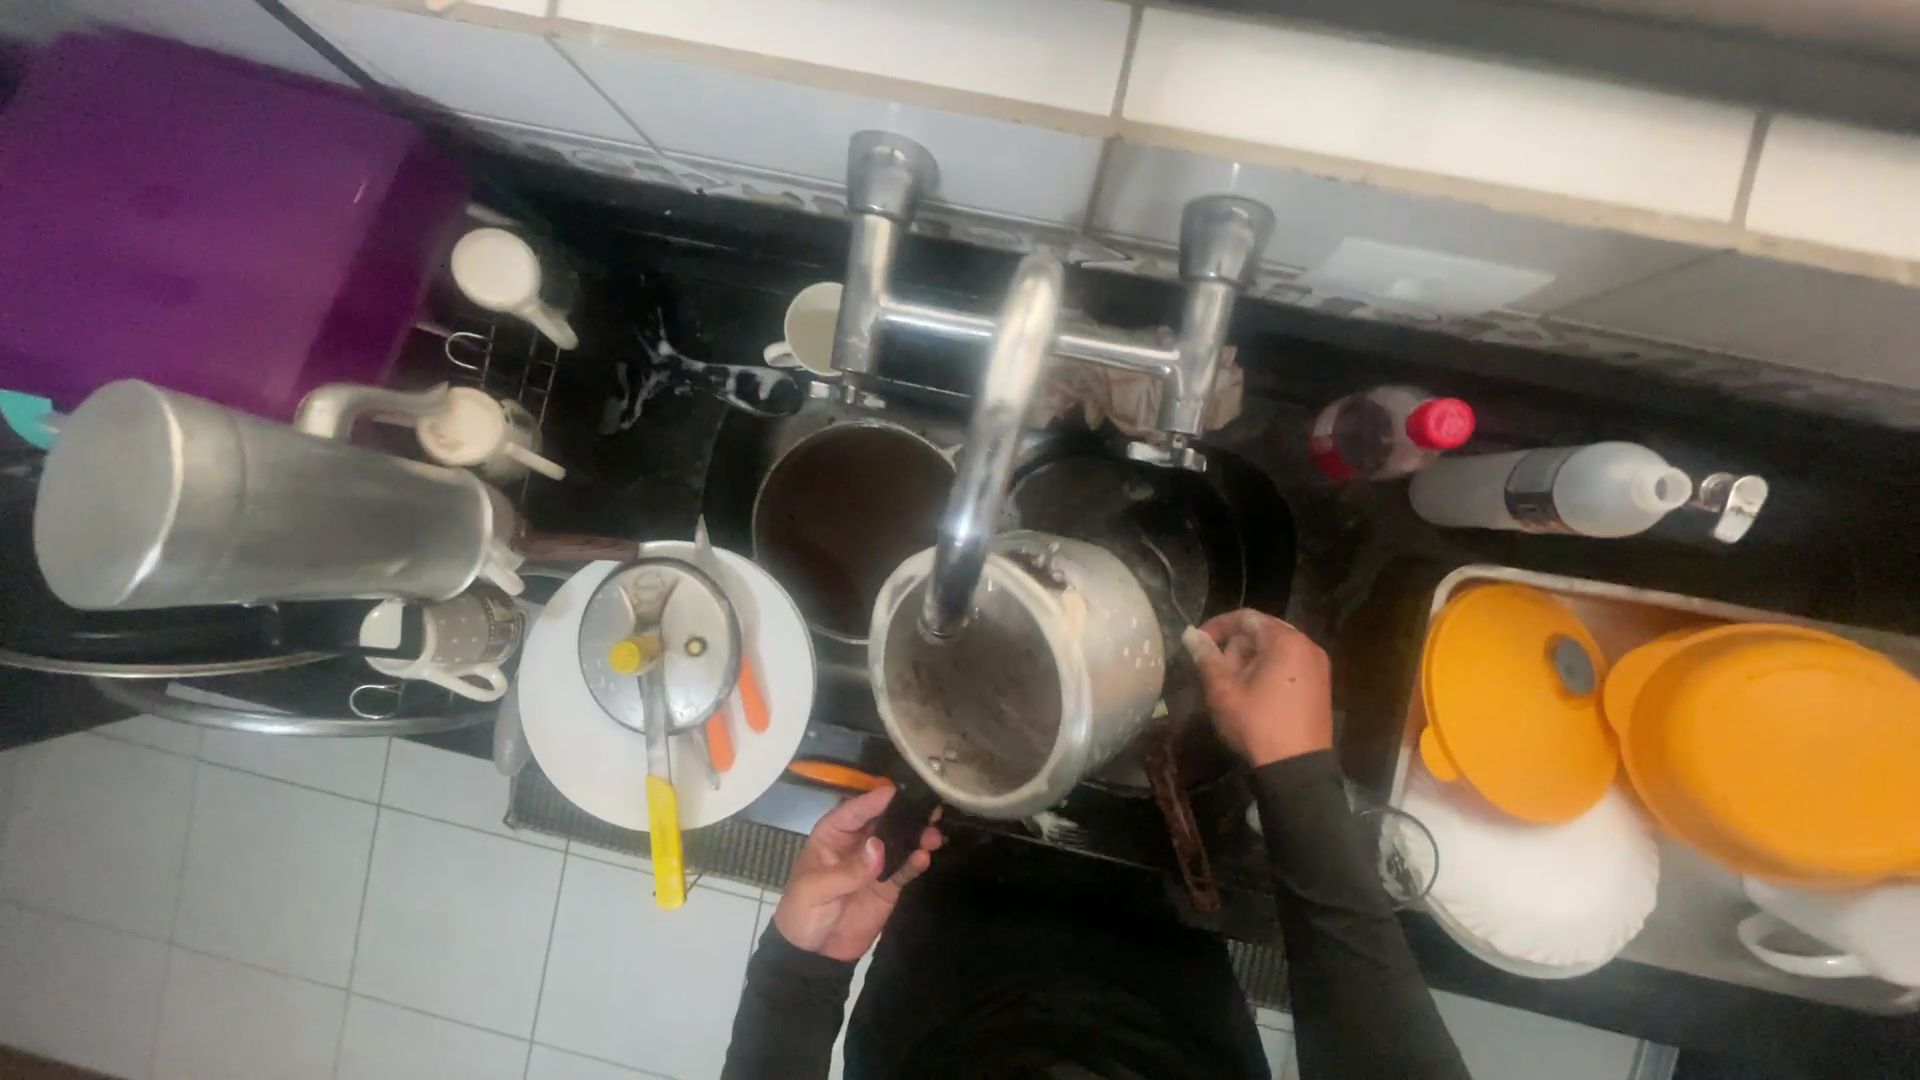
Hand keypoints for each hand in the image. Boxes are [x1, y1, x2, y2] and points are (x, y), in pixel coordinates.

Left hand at [772, 785, 943, 961]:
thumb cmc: (803, 912)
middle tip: (929, 809)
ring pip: (900, 841)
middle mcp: (858, 842)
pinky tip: (924, 858)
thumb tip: (879, 847)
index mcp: (834, 834)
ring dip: (917, 836)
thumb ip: (848, 870)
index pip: (856, 810)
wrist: (814, 955)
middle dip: (906, 813)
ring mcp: (876, 863)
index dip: (876, 799)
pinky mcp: (889, 885)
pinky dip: (916, 862)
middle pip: (885, 820)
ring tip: (933, 836)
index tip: (898, 791)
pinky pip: (905, 868)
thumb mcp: (815, 889)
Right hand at [1182, 609, 1332, 766]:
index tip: (1198, 643)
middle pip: (1262, 631)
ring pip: (1275, 648)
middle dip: (1235, 645)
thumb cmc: (1256, 723)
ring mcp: (1318, 665)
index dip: (1217, 626)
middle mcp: (1306, 645)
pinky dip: (1268, 668)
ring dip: (1250, 657)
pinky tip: (1254, 691)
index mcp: (1285, 641)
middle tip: (1216, 668)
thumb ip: (1206, 656)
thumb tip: (1190, 633)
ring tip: (1233, 682)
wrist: (1296, 769)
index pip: (1246, 618)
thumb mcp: (1222, 689)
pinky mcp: (1321, 684)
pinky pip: (1289, 663)